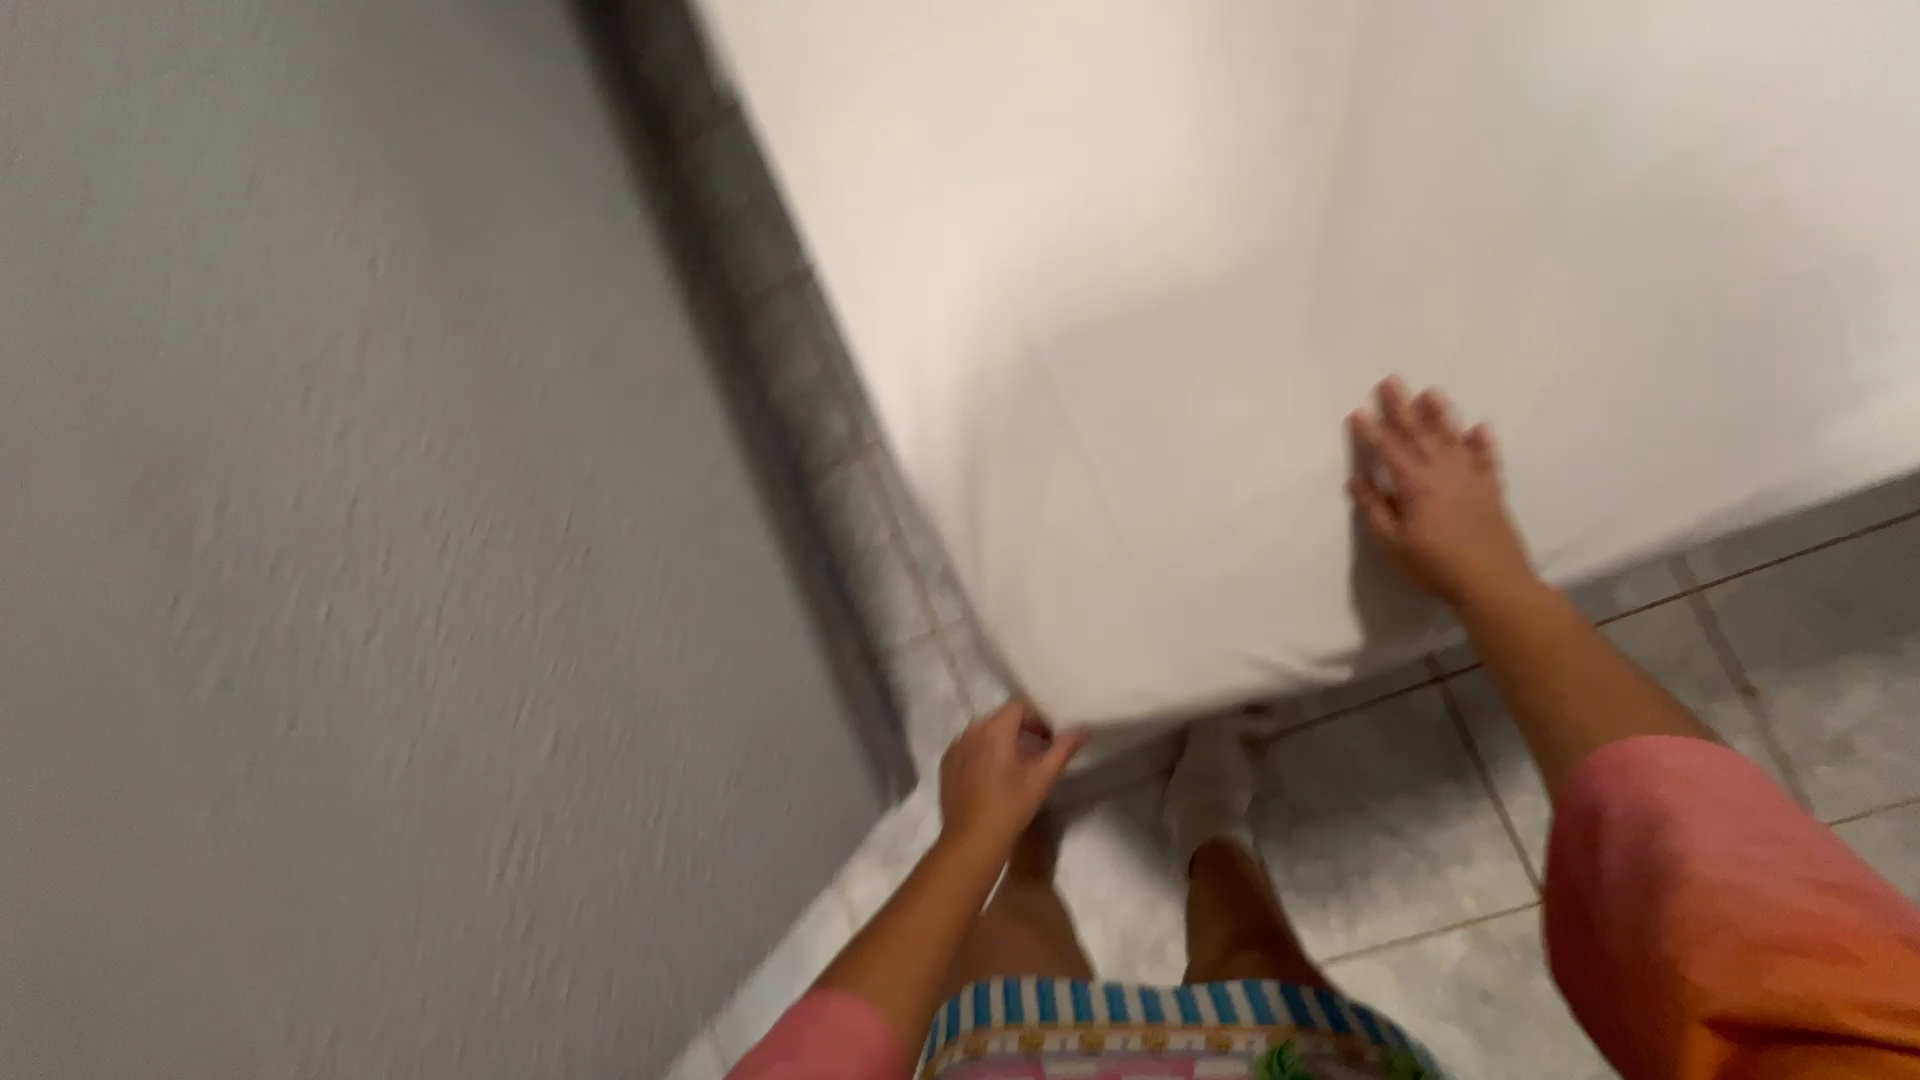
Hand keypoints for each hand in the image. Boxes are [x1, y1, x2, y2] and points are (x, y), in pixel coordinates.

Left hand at [938, 701, 1087, 855]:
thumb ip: (1064, 748)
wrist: (972, 838)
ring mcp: (955, 747)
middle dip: (1020, 730)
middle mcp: (971, 731)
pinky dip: (981, 754)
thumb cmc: (1011, 805)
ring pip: (983, 733)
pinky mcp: (946, 764)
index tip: (1047, 739)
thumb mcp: (1043, 777)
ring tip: (1014, 768)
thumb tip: (1083, 729)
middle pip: (1000, 718)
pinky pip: (968, 748)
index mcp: (995, 729)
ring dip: (1000, 742)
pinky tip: (990, 778)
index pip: (1018, 706)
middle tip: (1034, 754)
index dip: (1036, 718)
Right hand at [1347, 377, 1537, 607]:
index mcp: (1415, 484)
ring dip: (1439, 414)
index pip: (1388, 450)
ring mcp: (1471, 478)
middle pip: (1419, 433)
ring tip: (1430, 392)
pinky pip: (1487, 458)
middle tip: (1391, 382)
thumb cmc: (1434, 565)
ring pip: (1452, 438)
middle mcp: (1444, 472)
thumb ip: (1375, 508)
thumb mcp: (1392, 543)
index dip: (1371, 431)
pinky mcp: (1491, 490)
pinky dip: (1482, 442)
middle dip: (1402, 408)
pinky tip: (1478, 428)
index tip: (1357, 413)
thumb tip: (1357, 480)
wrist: (1493, 582)